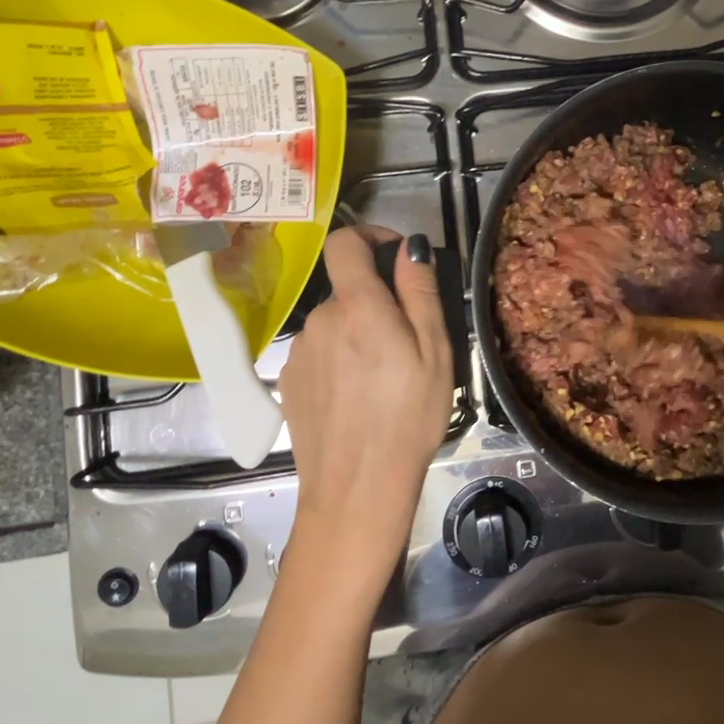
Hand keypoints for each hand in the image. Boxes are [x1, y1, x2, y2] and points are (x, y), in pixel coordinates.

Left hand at [279, 227, 452, 553]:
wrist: (356, 489)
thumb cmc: (408, 418)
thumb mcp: (434, 351)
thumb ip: (419, 291)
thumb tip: (410, 247)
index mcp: (356, 306)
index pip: (345, 241)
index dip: (370, 235)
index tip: (397, 254)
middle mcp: (318, 320)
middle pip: (347, 289)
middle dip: (377, 301)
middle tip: (410, 341)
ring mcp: (299, 353)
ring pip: (335, 324)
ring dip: (360, 333)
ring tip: (386, 377)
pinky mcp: (290, 382)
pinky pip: (321, 352)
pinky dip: (341, 359)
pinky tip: (360, 397)